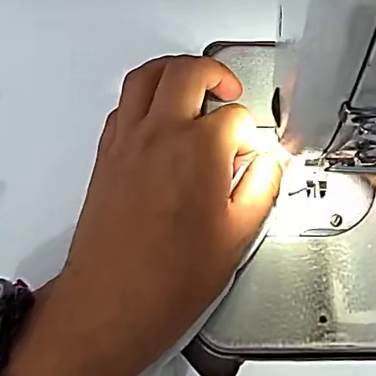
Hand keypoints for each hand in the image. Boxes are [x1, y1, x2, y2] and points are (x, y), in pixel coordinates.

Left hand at [3, 55, 284, 375]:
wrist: (109, 305)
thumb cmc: (166, 281)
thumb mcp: (238, 235)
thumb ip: (262, 187)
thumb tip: (269, 164)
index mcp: (199, 150)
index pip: (235, 117)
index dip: (251, 132)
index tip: (253, 150)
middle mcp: (160, 135)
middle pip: (187, 72)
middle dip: (215, 72)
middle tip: (229, 89)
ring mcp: (128, 141)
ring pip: (146, 76)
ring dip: (174, 70)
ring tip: (193, 83)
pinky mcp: (106, 155)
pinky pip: (123, 105)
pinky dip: (143, 98)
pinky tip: (158, 117)